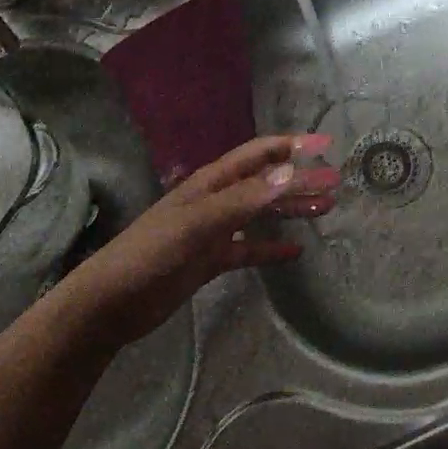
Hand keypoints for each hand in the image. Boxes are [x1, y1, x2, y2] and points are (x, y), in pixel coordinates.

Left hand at [69, 134, 339, 344]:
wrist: (111, 302)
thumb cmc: (151, 252)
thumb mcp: (198, 223)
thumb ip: (243, 200)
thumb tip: (289, 174)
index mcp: (211, 182)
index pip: (258, 154)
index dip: (291, 146)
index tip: (325, 145)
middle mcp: (216, 199)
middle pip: (265, 182)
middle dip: (300, 179)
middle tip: (336, 184)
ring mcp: (213, 230)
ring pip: (261, 213)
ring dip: (291, 209)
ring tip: (326, 209)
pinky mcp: (210, 260)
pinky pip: (249, 249)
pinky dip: (272, 248)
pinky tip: (295, 252)